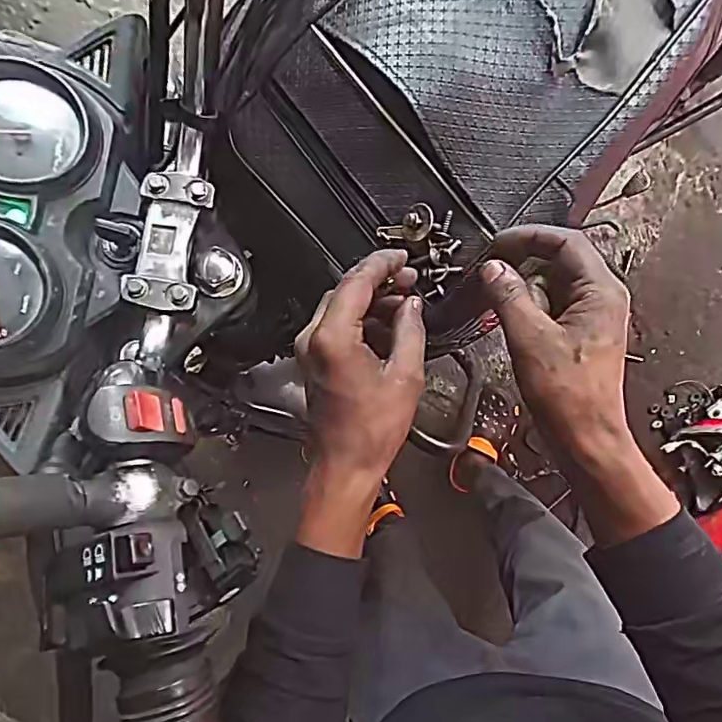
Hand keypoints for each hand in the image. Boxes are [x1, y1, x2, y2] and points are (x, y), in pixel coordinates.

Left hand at [293, 250, 425, 556]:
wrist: (346, 465)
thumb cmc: (369, 433)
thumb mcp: (405, 375)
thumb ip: (410, 330)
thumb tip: (411, 307)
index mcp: (332, 338)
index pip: (357, 281)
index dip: (383, 263)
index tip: (401, 257)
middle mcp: (313, 340)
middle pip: (345, 291)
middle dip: (380, 281)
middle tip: (409, 280)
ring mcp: (310, 351)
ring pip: (340, 307)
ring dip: (371, 301)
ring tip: (404, 304)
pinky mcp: (314, 361)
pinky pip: (336, 327)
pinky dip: (361, 320)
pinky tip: (387, 326)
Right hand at [477, 225, 677, 545]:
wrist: (585, 439)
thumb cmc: (572, 400)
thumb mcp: (530, 339)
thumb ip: (509, 296)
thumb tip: (494, 269)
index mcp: (602, 292)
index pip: (566, 241)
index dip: (528, 237)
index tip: (499, 243)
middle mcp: (602, 300)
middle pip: (559, 261)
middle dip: (522, 263)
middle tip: (491, 270)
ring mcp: (591, 318)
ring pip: (552, 285)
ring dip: (523, 289)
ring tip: (498, 300)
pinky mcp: (578, 336)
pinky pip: (550, 308)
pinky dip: (528, 308)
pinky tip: (511, 322)